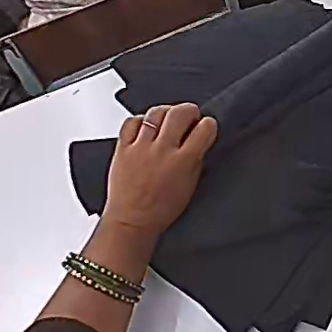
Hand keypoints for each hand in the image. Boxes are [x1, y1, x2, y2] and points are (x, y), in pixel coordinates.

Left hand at [100, 103, 218, 242]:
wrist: (132, 221)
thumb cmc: (160, 210)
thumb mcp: (190, 186)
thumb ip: (196, 160)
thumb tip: (199, 141)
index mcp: (183, 162)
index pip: (204, 128)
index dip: (208, 125)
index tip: (206, 127)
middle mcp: (162, 151)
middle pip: (180, 113)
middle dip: (190, 111)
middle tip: (190, 117)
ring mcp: (141, 148)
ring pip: (156, 113)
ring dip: (167, 112)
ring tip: (168, 120)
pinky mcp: (123, 148)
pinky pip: (132, 122)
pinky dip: (141, 120)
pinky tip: (146, 127)